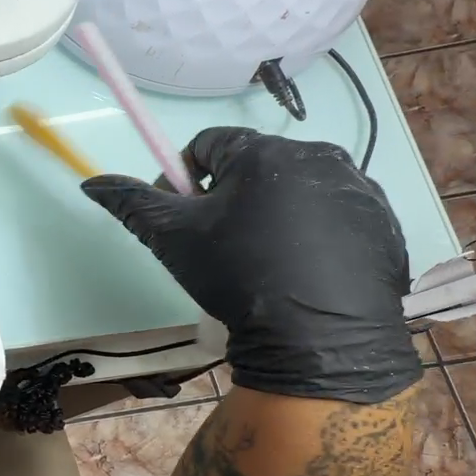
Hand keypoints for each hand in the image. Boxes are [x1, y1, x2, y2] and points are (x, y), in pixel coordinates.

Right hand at [81, 128, 420, 403]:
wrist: (318, 334)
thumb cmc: (235, 272)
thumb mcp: (170, 238)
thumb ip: (131, 202)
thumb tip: (92, 183)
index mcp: (265, 153)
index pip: (209, 142)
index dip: (183, 176)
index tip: (180, 214)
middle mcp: (320, 157)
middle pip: (254, 164)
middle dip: (227, 195)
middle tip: (214, 241)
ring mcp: (360, 189)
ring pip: (293, 189)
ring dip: (268, 212)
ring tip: (256, 258)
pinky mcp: (383, 222)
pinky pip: (332, 214)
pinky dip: (308, 232)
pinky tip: (294, 269)